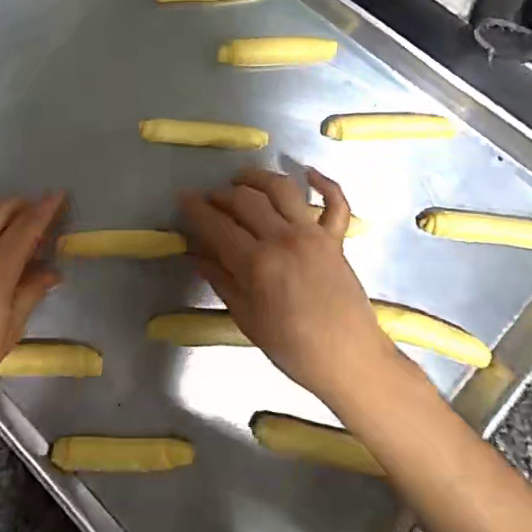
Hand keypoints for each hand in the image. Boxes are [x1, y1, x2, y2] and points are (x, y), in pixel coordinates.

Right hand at [178, 166, 415, 409]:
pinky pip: (335, 202)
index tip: (183, 197)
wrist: (349, 360)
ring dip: (258, 177)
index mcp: (257, 263)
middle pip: (245, 200)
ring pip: (282, 189)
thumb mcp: (246, 317)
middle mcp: (284, 240)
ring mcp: (313, 235)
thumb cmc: (292, 347)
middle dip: (221, 194)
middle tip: (209, 198)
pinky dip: (324, 183)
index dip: (196, 208)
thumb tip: (197, 256)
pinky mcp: (336, 240)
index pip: (217, 225)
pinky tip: (307, 172)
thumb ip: (221, 280)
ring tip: (241, 178)